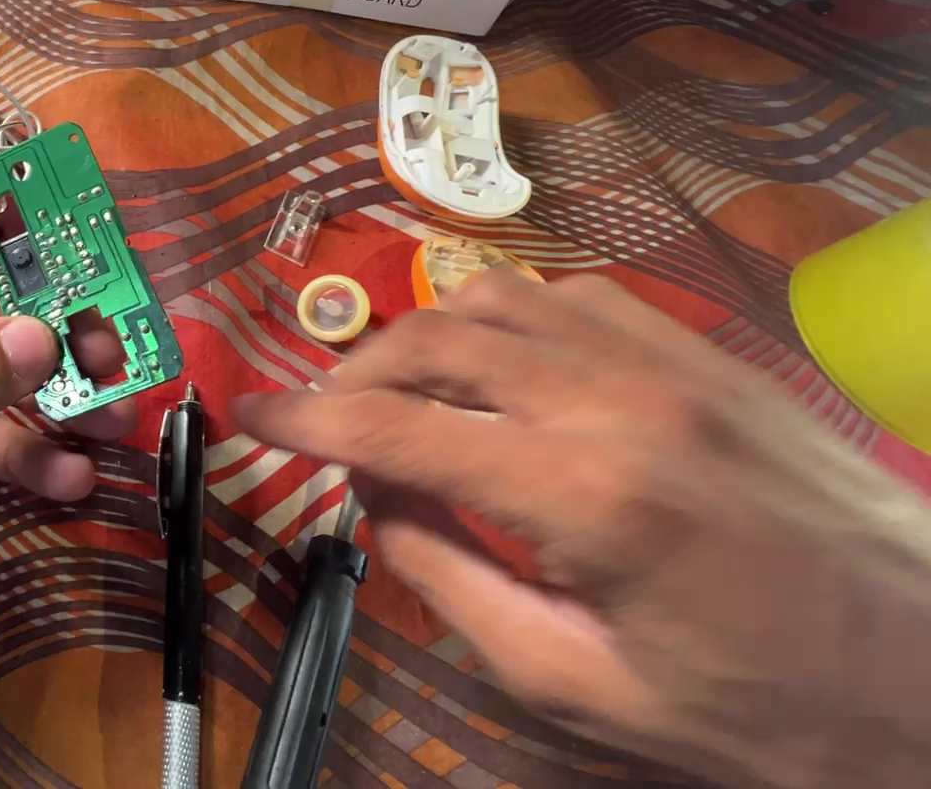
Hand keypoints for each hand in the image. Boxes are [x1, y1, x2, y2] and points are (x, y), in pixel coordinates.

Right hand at [236, 271, 930, 788]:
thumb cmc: (760, 710)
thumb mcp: (570, 680)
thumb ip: (440, 573)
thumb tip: (367, 490)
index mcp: (582, 497)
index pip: (391, 430)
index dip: (299, 420)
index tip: (246, 415)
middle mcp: (614, 401)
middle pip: (428, 341)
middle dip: (351, 375)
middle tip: (331, 422)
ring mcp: (666, 361)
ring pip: (487, 298)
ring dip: (422, 341)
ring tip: (412, 394)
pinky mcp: (699, 350)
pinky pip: (561, 297)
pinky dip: (499, 323)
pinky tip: (504, 372)